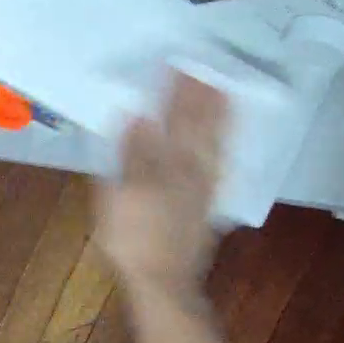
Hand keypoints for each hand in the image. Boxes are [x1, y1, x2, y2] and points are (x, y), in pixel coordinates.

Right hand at [100, 72, 229, 295]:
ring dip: (217, 116)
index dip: (176, 90)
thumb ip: (132, 153)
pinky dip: (221, 145)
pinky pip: (218, 163)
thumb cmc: (133, 238)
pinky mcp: (205, 204)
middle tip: (204, 67)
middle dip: (201, 96)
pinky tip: (219, 142)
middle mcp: (192, 169)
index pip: (174, 117)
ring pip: (214, 142)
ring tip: (222, 92)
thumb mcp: (121, 194)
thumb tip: (138, 116)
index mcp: (168, 163)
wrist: (162, 280)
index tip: (176, 61)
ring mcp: (202, 187)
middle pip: (199, 125)